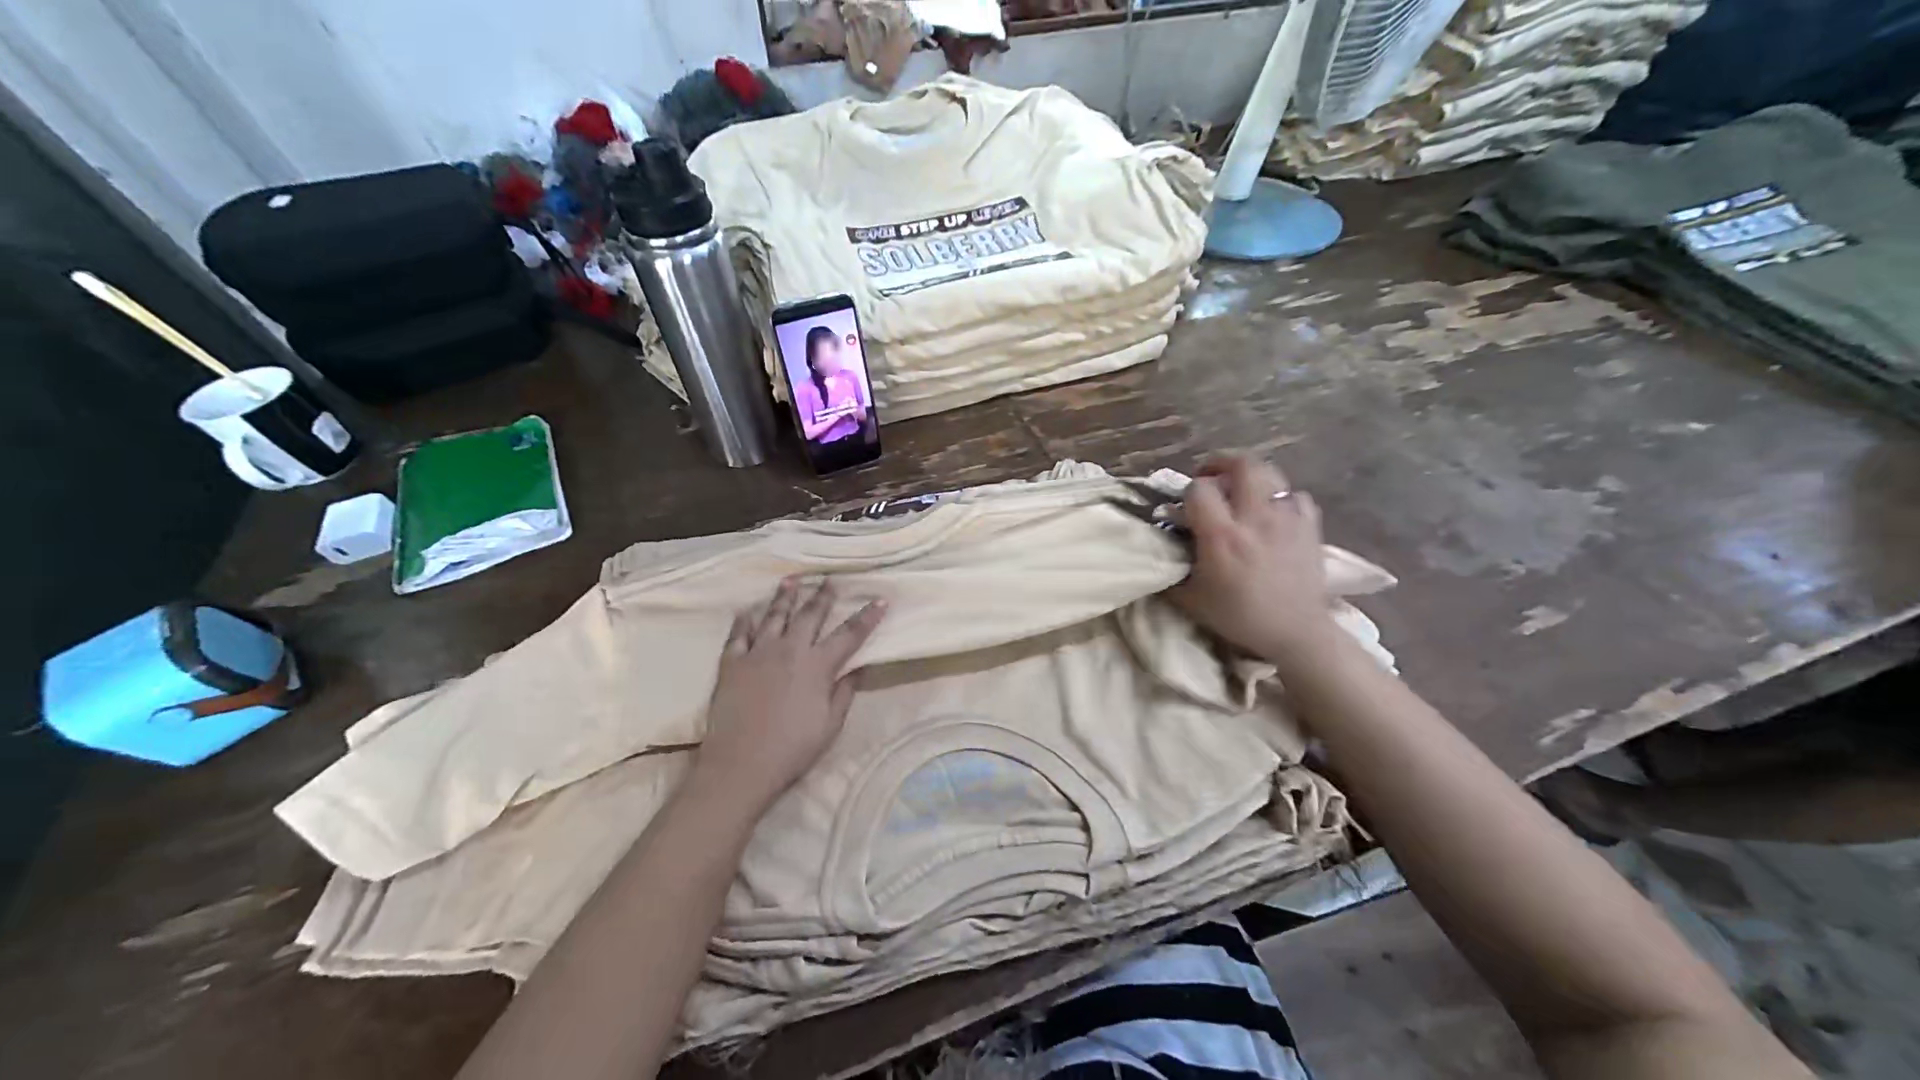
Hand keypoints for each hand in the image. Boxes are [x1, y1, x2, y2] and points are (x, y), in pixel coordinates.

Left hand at [696, 578, 886, 804]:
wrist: (741, 763)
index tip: (880, 600)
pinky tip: (748, 610)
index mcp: (817, 665)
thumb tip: (858, 668)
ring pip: (774, 616)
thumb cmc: (793, 748)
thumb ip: (845, 692)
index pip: (848, 635)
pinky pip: (738, 634)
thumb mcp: (830, 724)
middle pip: (809, 615)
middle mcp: (789, 650)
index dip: (867, 617)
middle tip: (830, 580)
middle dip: (822, 596)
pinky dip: (744, 620)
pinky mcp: (732, 662)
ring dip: (785, 597)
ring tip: (791, 581)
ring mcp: (757, 653)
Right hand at [1168, 456, 1338, 669]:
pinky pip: (1295, 495)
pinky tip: (1272, 512)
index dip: (1187, 492)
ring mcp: (1286, 518)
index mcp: (1222, 535)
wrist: (1295, 633)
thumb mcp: (1191, 600)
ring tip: (1240, 491)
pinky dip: (1280, 497)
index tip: (1185, 507)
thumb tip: (1156, 552)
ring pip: (1270, 473)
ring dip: (1250, 476)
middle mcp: (1254, 518)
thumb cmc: (1239, 617)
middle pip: (1241, 463)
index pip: (1199, 489)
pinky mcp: (1309, 526)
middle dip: (1221, 463)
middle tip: (1210, 476)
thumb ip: (1170, 571)